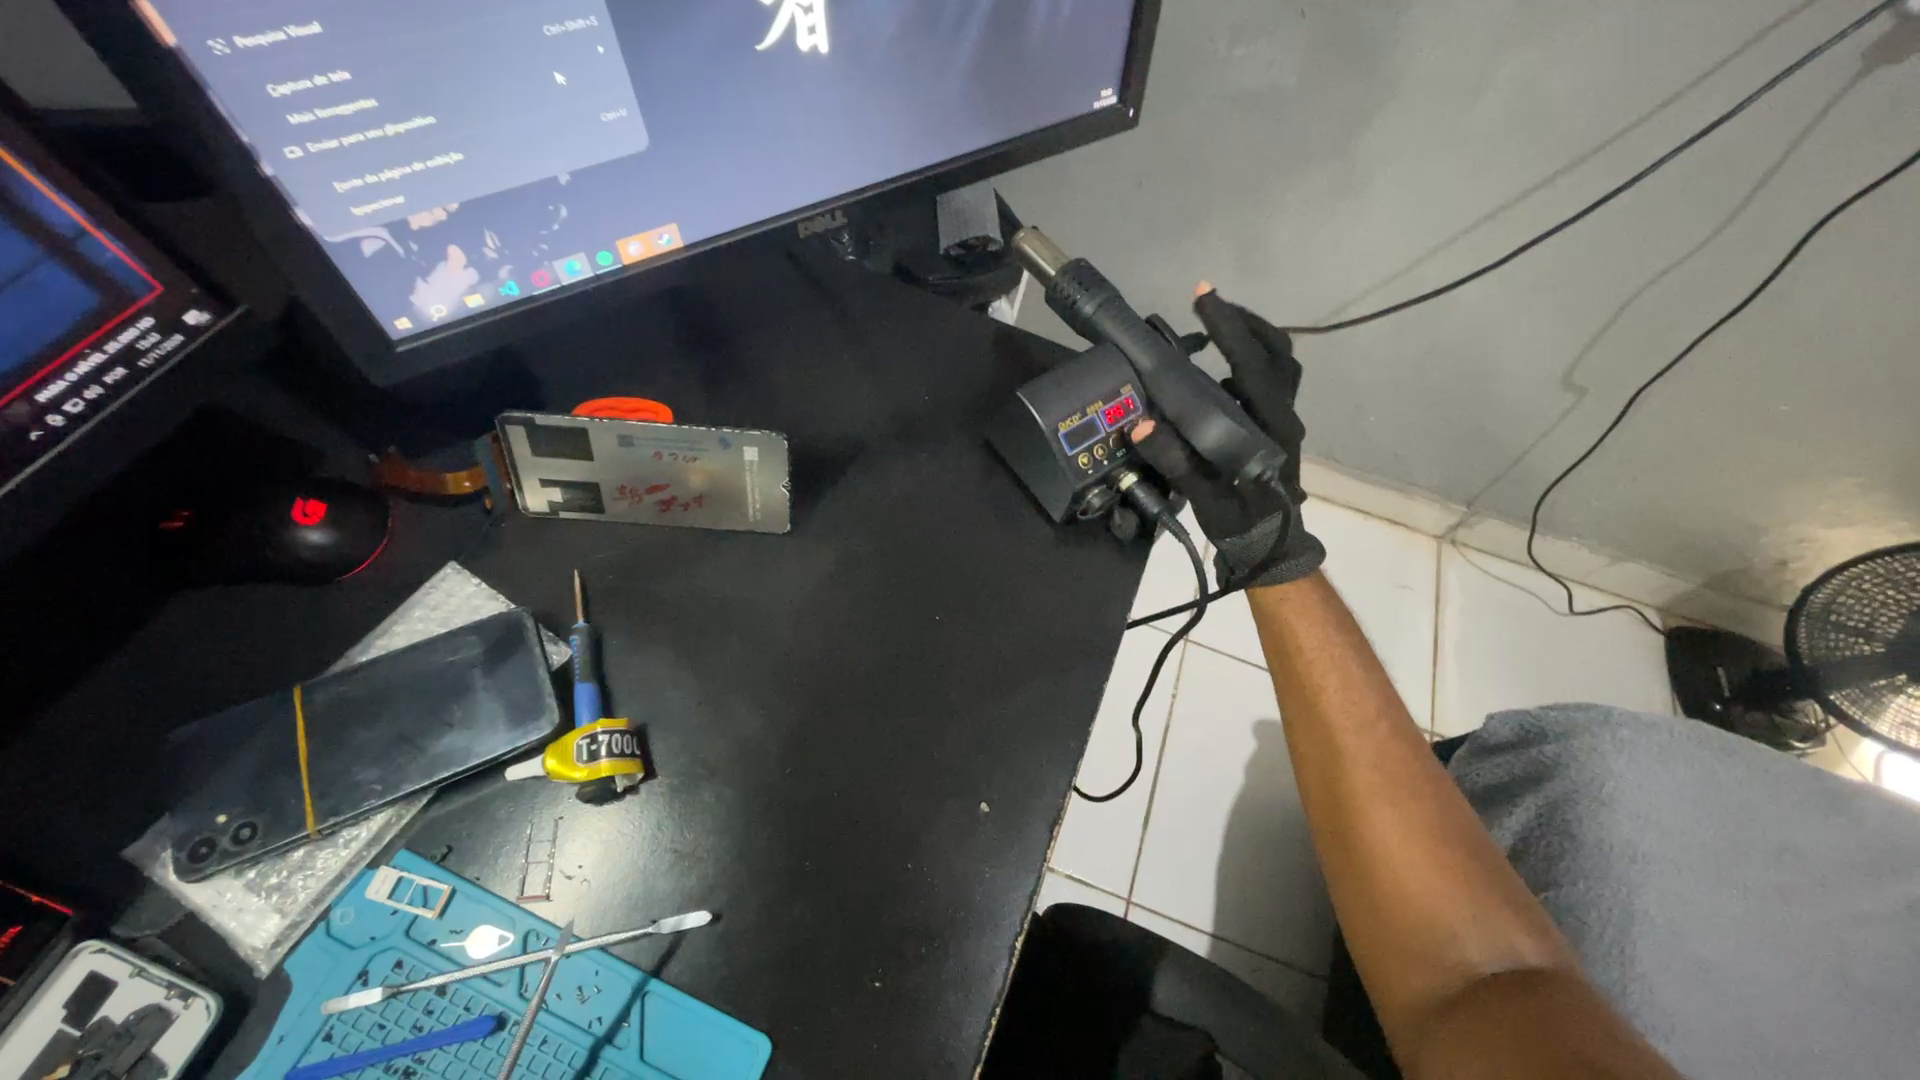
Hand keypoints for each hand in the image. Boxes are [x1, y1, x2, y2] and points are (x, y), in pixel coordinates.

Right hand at [1129, 284, 1324, 589]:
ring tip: (1215, 326)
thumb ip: (1175, 461)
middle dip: (1243, 321)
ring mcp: (1284, 420)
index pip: (1252, 364)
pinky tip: (1217, 368)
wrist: (1271, 548)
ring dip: (1251, 337)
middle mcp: (1283, 416)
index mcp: (1268, 427)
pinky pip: (1270, 380)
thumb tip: (1140, 426)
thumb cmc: (1240, 522)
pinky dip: (1247, 360)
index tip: (1201, 297)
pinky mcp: (1277, 426)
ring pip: (1279, 363)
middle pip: (1277, 351)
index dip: (1228, 328)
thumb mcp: (1204, 497)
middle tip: (1207, 304)